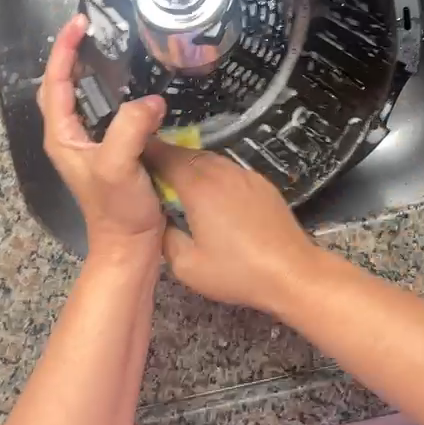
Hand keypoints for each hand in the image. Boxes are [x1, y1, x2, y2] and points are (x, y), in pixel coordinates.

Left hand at [40, 15, 168, 263]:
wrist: (130, 247)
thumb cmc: (117, 211)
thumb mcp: (118, 165)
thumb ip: (130, 127)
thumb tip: (152, 100)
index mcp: (62, 136)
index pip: (56, 82)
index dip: (65, 50)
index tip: (81, 22)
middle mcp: (71, 137)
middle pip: (63, 86)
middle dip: (73, 55)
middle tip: (93, 29)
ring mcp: (91, 145)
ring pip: (85, 97)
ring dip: (93, 71)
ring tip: (112, 47)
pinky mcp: (112, 151)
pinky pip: (109, 111)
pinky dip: (116, 91)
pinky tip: (136, 85)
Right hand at [144, 143, 322, 313]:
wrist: (292, 272)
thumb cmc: (238, 272)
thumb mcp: (188, 266)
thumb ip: (165, 237)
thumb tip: (156, 221)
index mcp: (198, 187)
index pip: (164, 155)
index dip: (145, 152)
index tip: (131, 157)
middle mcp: (220, 172)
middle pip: (186, 153)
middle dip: (165, 157)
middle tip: (149, 171)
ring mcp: (243, 174)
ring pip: (208, 159)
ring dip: (189, 165)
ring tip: (176, 183)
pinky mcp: (260, 182)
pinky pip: (227, 169)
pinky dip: (211, 173)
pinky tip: (210, 194)